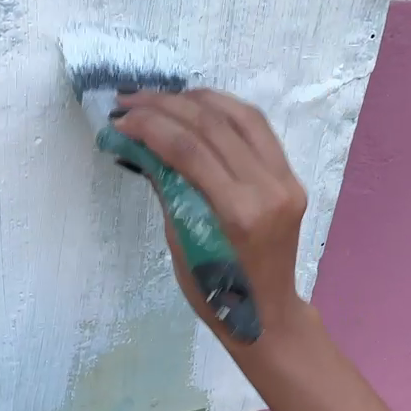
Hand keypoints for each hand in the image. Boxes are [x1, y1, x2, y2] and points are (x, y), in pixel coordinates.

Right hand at [112, 89, 315, 352]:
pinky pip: (257, 129)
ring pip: (239, 116)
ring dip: (195, 99)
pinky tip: (197, 105)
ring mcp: (285, 180)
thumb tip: (141, 148)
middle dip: (166, 106)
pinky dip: (224, 109)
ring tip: (160, 97)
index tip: (120, 120)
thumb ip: (169, 190)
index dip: (150, 127)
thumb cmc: (215, 293)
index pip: (190, 151)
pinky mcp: (290, 177)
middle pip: (212, 127)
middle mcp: (267, 189)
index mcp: (237, 213)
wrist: (266, 313)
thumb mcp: (181, 244)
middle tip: (129, 100)